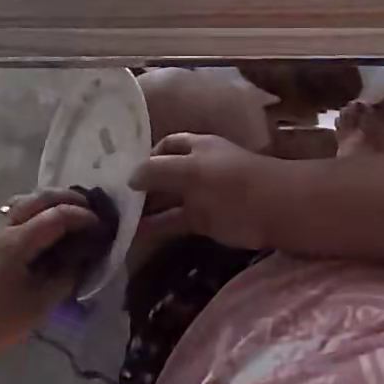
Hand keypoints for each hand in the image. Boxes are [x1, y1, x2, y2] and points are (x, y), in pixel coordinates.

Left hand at [0, 190, 96, 369]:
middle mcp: (3, 230)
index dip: (83, 217)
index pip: (57, 215)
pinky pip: (14, 219)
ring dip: (49, 204)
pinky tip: (45, 234)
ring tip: (70, 215)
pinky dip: (35, 216)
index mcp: (17, 240)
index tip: (102, 225)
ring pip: (24, 205)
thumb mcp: (38, 306)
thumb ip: (64, 279)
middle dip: (67, 198)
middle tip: (90, 208)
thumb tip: (82, 262)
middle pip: (38, 199)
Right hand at [129, 133, 289, 250]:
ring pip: (165, 200)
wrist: (273, 209)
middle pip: (162, 174)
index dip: (145, 156)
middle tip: (110, 200)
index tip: (121, 171)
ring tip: (114, 221)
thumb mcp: (192, 169)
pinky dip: (154, 228)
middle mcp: (194, 168)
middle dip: (140, 185)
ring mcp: (198, 195)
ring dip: (143, 209)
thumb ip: (158, 171)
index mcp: (195, 147)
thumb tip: (131, 177)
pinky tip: (133, 237)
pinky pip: (172, 222)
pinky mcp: (202, 221)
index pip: (164, 146)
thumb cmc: (231, 180)